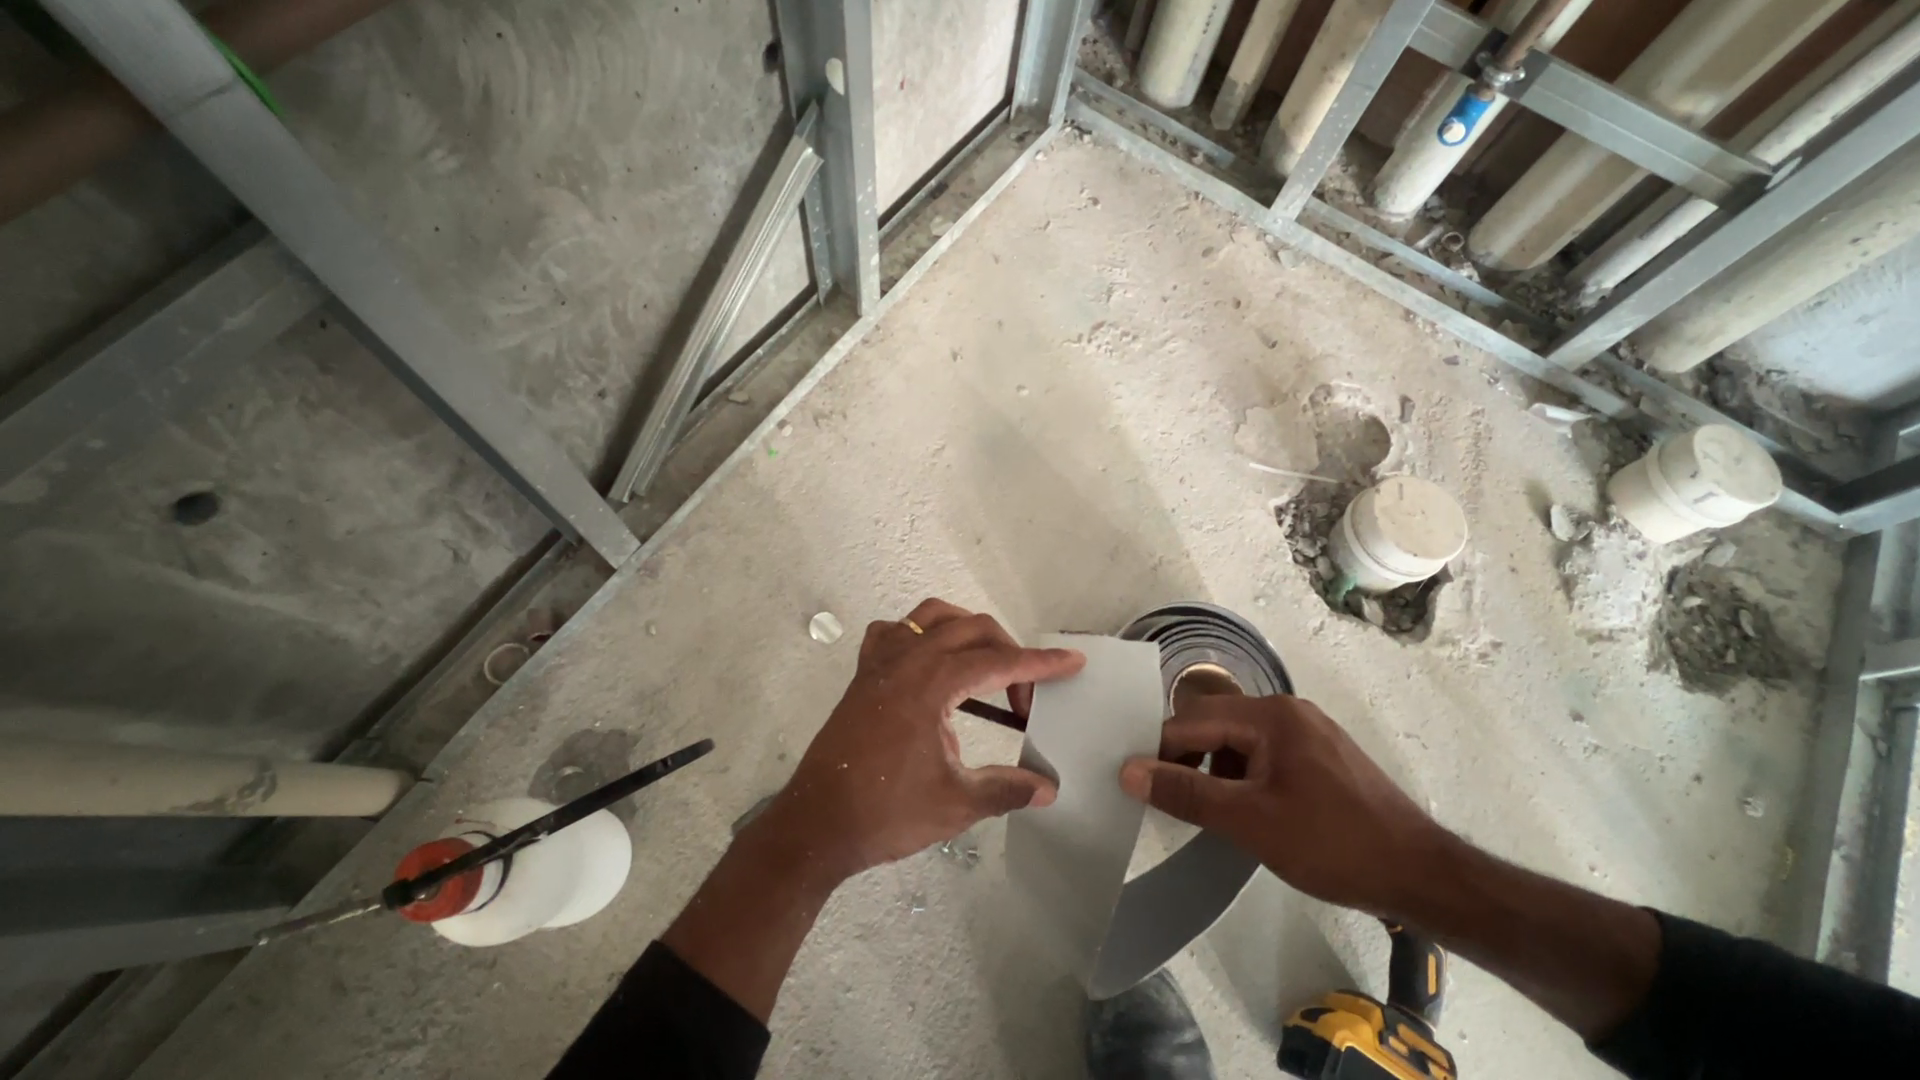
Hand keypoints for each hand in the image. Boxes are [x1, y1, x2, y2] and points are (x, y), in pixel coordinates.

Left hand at [755, 598, 1085, 881]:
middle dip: (1009, 654)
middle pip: (971, 630)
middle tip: (1026, 699)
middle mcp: (906, 661)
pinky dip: (921, 636)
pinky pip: (894, 634)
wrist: (817, 824)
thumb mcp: (957, 804)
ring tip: (989, 664)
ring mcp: (879, 664)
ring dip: (967, 631)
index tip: (1073, 662)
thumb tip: (1047, 788)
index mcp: (931, 683)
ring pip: (931, 619)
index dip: (1041, 664)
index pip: (999, 662)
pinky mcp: (862, 677)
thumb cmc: (886, 813)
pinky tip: (932, 665)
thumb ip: (1006, 788)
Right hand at [1118, 694, 1453, 916]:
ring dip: (1212, 768)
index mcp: (1270, 715)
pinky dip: (1241, 775)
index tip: (1132, 782)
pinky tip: (1240, 810)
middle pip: (1215, 723)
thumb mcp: (1249, 820)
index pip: (1192, 721)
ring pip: (1238, 740)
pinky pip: (1263, 754)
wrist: (1419, 874)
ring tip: (1202, 809)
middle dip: (1184, 757)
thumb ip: (1185, 793)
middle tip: (1162, 798)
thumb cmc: (1331, 843)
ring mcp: (1309, 732)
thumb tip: (1129, 770)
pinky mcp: (1321, 756)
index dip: (1158, 750)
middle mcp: (1288, 711)